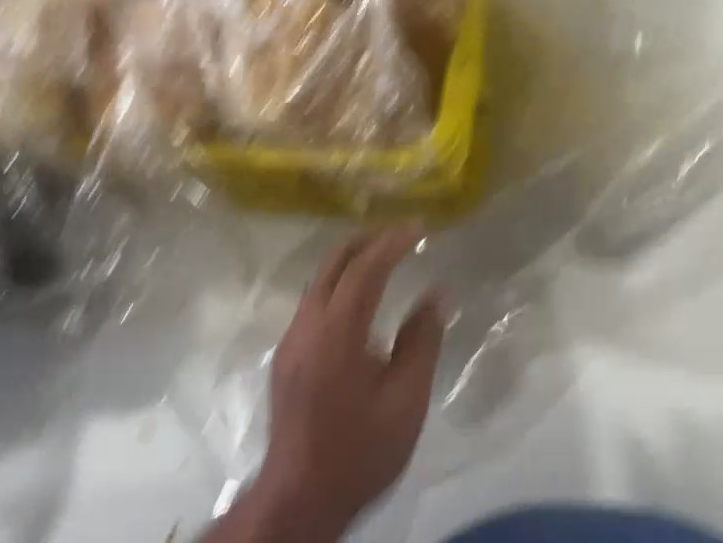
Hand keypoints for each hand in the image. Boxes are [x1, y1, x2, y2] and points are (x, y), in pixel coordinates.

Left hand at [236, 227, 446, 541]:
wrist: (300, 496)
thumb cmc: (361, 448)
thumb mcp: (406, 398)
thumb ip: (421, 341)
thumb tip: (436, 293)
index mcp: (337, 332)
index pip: (364, 269)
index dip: (392, 242)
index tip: (418, 226)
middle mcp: (306, 328)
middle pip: (332, 266)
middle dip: (366, 241)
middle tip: (399, 232)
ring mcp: (290, 343)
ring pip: (318, 284)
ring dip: (350, 262)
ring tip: (383, 257)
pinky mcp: (286, 360)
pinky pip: (312, 304)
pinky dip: (337, 286)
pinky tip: (357, 300)